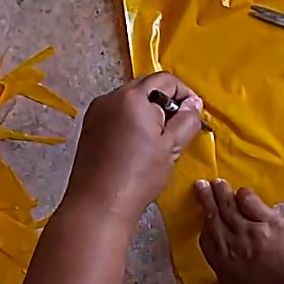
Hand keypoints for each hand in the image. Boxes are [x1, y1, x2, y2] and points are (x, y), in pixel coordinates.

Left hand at [63, 72, 204, 222]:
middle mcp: (110, 98)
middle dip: (166, 104)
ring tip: (159, 142)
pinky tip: (139, 148)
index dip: (185, 94)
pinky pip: (118, 116)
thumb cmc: (140, 174)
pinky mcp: (90, 128)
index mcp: (133, 98)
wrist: (99, 204)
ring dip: (149, 114)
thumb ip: (187, 120)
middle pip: (146, 88)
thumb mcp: (172, 147)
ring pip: (132, 103)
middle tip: (178, 130)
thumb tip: (193, 104)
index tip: (194, 115)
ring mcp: (97, 113)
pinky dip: (133, 123)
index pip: (166, 80)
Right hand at [195, 179, 283, 283]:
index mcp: (225, 268)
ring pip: (229, 207)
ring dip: (221, 193)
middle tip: (200, 186)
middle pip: (214, 219)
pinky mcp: (268, 221)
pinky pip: (251, 203)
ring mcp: (249, 231)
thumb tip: (238, 270)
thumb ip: (238, 277)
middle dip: (206, 201)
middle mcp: (232, 246)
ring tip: (217, 183)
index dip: (205, 227)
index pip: (208, 242)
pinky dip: (245, 195)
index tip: (204, 219)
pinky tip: (243, 191)